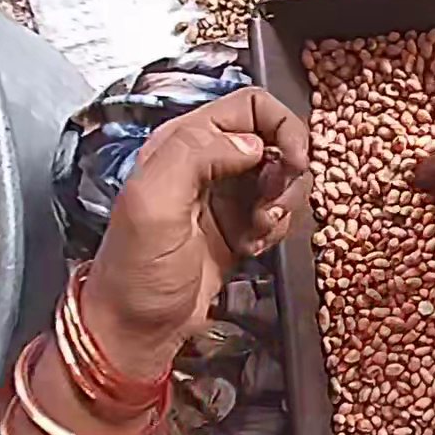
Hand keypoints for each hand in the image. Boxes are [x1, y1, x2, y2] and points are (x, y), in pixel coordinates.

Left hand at [84, 88, 309, 377]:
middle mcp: (211, 160)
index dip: (283, 126)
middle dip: (286, 174)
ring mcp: (229, 194)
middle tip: (270, 209)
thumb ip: (196, 156)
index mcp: (186, 142)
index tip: (295, 162)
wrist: (139, 328)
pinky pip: (280, 212)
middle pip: (277, 141)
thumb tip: (254, 145)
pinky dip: (276, 230)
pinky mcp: (242, 224)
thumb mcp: (153, 205)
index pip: (253, 106)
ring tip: (256, 233)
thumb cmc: (139, 269)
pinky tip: (250, 248)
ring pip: (284, 178)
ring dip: (283, 206)